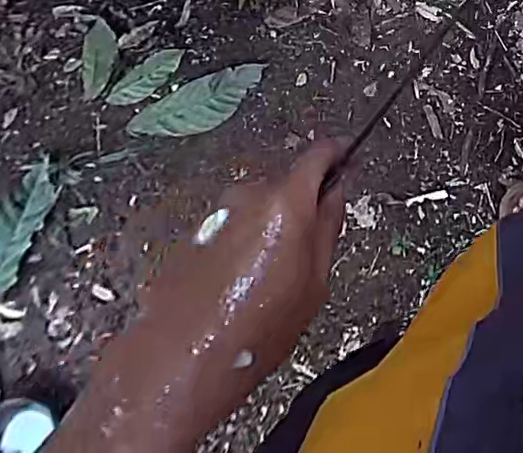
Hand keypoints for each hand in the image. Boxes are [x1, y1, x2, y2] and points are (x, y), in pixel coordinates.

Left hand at [51, 141, 348, 452]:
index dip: (340, 153)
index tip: (349, 160)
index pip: (320, 153)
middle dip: (303, 203)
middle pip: (288, 184)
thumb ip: (329, 225)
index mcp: (287, 201)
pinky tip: (238, 284)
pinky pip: (232, 227)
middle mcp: (249, 196)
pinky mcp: (191, 237)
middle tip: (309, 244)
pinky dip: (243, 243)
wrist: (173, 370)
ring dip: (270, 225)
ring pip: (259, 207)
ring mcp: (216, 215)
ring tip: (270, 274)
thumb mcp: (315, 280)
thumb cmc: (255, 329)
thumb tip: (336, 191)